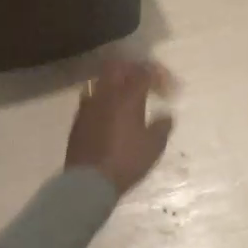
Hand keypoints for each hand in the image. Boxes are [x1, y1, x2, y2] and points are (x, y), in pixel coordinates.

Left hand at [65, 59, 174, 193]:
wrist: (89, 181)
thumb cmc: (126, 162)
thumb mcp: (154, 147)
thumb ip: (162, 126)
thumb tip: (166, 115)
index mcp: (128, 98)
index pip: (145, 72)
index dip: (160, 75)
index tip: (169, 89)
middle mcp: (106, 95)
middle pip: (118, 66)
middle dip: (134, 68)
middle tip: (146, 81)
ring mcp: (88, 105)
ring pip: (101, 79)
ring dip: (117, 82)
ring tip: (128, 95)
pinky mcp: (78, 119)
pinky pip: (91, 97)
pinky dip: (104, 97)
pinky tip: (111, 112)